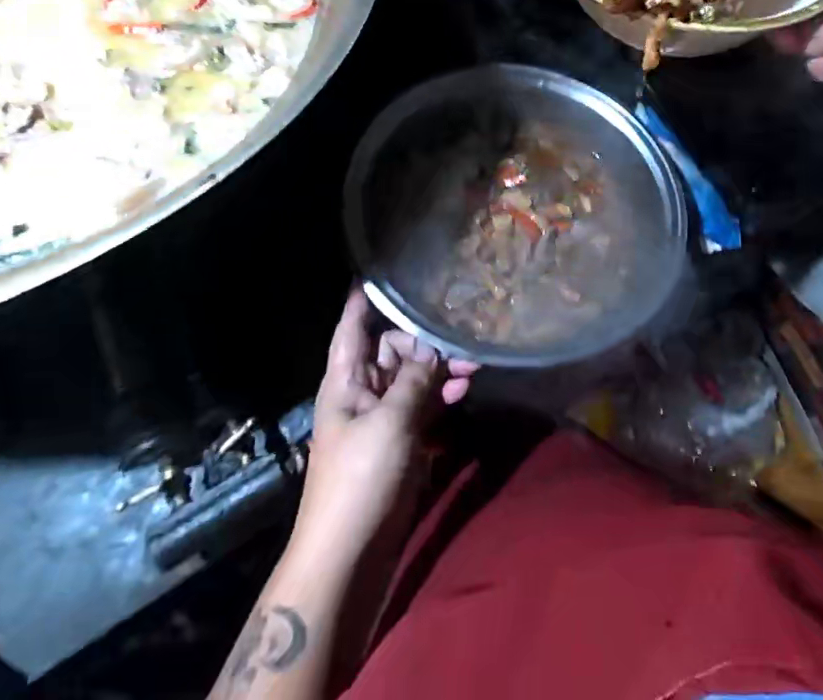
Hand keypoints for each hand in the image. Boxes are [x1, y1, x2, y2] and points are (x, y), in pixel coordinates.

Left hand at [297, 288, 476, 554]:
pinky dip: (444, 396)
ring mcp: (383, 418)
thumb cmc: (361, 479)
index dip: (364, 300)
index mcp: (346, 381)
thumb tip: (435, 350)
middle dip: (427, 341)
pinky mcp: (402, 441)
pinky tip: (466, 391)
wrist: (350, 552)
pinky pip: (425, 406)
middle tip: (465, 338)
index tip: (381, 271)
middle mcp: (363, 393)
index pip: (353, 328)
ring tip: (476, 366)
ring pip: (416, 378)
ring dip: (443, 370)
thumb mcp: (391, 422)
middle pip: (395, 350)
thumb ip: (417, 381)